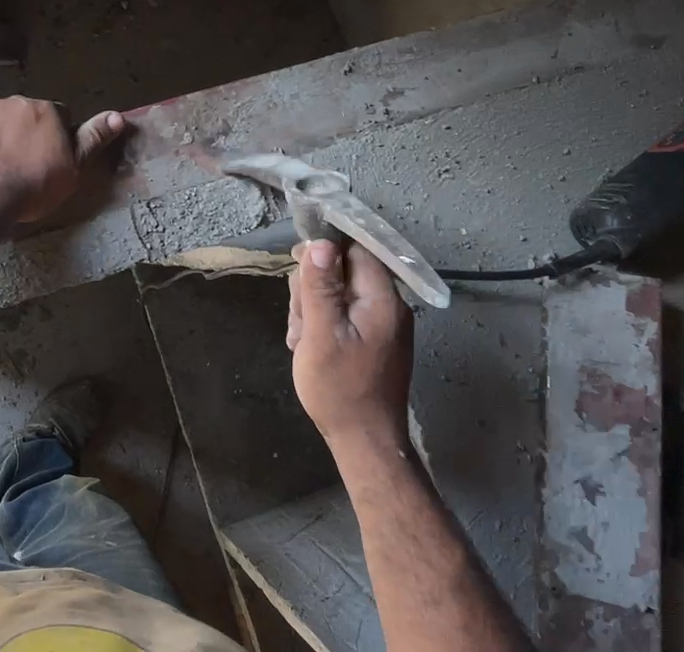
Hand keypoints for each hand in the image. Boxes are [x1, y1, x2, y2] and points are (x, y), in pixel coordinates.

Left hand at [0, 97, 126, 223]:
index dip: (57, 139)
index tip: (50, 161)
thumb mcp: (73, 169)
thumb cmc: (31, 187)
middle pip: (27, 117)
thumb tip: (117, 116)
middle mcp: (15, 102)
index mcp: (46, 110)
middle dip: (27, 135)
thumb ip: (93, 139)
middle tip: (24, 168)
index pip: (59, 117)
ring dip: (2, 137)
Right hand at [286, 240, 413, 448]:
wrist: (363, 441)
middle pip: (343, 270)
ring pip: (336, 292)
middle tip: (301, 319)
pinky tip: (308, 346)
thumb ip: (320, 287)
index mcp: (383, 300)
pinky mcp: (371, 339)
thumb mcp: (321, 334)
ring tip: (303, 339)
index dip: (324, 250)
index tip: (296, 263)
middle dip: (313, 287)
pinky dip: (320, 324)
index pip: (355, 249)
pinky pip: (340, 314)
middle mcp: (388, 306)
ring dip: (311, 308)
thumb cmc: (340, 388)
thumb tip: (320, 243)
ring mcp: (380, 324)